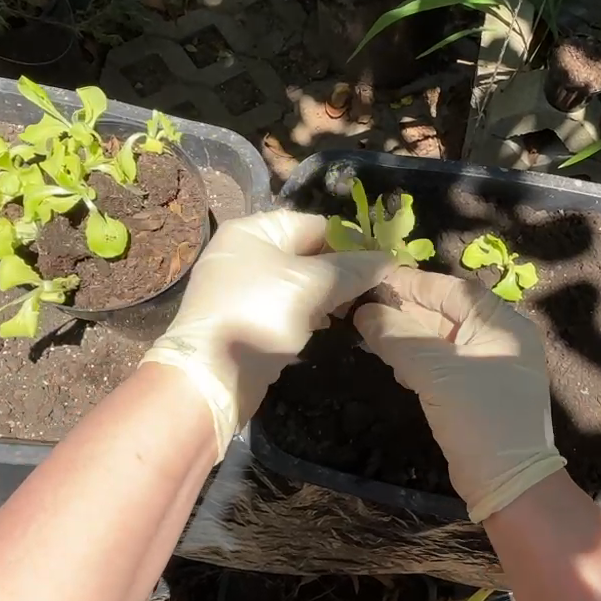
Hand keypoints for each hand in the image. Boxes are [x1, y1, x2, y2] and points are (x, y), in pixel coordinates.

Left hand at [143, 210, 392, 457]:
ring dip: (325, 297)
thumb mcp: (312, 285)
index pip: (316, 225)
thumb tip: (387, 259)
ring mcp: (240, 287)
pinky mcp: (244, 318)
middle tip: (367, 294)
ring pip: (297, 283)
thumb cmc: (261, 314)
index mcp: (254, 230)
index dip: (350, 244)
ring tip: (348, 312)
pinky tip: (323, 327)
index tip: (379, 268)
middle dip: (339, 273)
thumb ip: (352, 269)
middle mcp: (244, 252)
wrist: (212, 375)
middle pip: (306, 253)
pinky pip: (283, 307)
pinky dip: (306, 314)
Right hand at [353, 267, 565, 520]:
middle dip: (406, 311)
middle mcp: (500, 340)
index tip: (374, 280)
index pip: (452, 290)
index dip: (413, 284)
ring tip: (369, 332)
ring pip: (442, 340)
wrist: (509, 485)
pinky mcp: (477, 393)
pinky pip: (444, 365)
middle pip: (447, 313)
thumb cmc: (479, 419)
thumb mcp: (435, 373)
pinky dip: (418, 361)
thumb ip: (398, 338)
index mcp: (503, 324)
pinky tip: (394, 362)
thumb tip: (364, 313)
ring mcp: (490, 368)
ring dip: (408, 336)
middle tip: (363, 307)